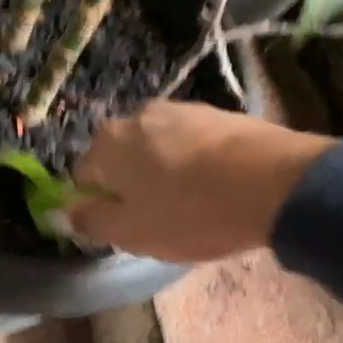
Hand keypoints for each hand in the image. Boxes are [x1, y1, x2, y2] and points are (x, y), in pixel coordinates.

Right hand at [68, 101, 335, 262]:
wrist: (278, 184)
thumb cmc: (190, 213)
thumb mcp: (131, 232)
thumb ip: (91, 221)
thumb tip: (63, 212)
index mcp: (107, 143)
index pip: (82, 177)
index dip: (97, 206)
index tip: (123, 229)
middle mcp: (137, 116)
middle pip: (121, 159)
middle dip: (131, 186)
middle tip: (157, 221)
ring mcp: (182, 110)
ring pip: (157, 150)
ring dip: (164, 174)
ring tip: (193, 206)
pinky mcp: (220, 114)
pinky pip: (192, 145)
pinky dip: (196, 165)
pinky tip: (218, 190)